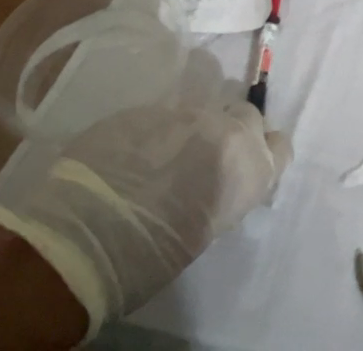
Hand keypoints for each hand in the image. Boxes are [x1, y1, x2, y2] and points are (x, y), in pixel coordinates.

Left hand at [0, 101, 290, 339]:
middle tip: (205, 154)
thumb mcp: (208, 226)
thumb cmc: (152, 255)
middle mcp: (224, 129)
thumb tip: (216, 175)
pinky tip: (131, 154)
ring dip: (191, 125)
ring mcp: (182, 112)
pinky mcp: (142, 107)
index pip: (280, 146)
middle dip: (231, 128)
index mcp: (249, 168)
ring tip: (164, 153)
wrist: (83, 238)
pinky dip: (153, 130)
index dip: (262, 154)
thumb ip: (225, 188)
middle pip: (245, 114)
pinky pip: (159, 114)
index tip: (246, 165)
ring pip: (200, 107)